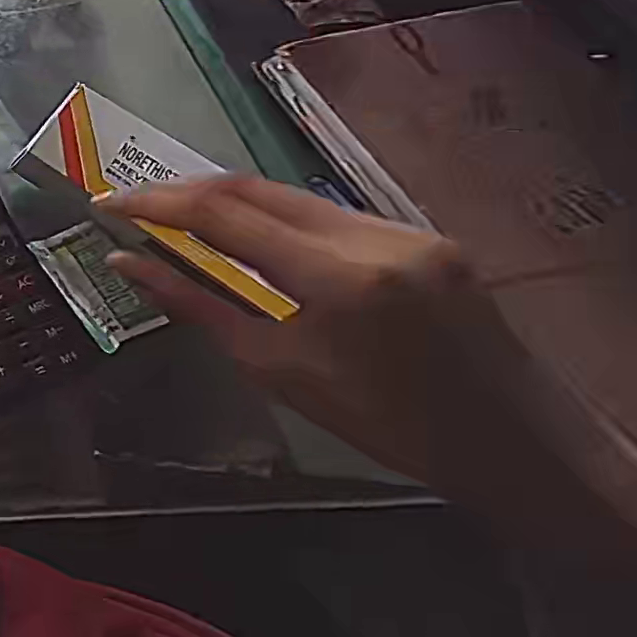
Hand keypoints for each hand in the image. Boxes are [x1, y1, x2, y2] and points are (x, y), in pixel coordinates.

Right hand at [96, 178, 636, 634]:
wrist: (530, 450)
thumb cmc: (388, 425)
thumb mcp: (276, 368)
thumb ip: (194, 305)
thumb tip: (124, 263)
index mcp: (336, 278)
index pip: (220, 213)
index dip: (153, 201)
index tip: (106, 202)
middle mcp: (369, 234)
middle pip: (248, 187)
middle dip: (180, 190)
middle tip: (132, 203)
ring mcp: (398, 226)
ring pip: (282, 192)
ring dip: (220, 198)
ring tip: (173, 213)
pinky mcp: (414, 229)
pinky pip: (318, 209)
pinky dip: (265, 212)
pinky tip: (242, 229)